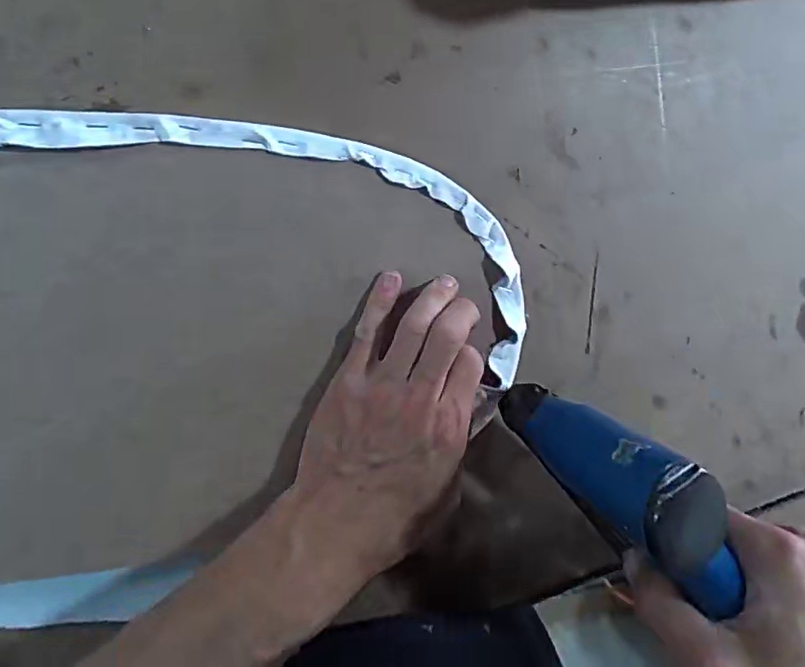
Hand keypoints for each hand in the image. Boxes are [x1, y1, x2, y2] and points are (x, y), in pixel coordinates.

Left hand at [287, 271, 484, 581]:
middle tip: (463, 301)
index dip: (473, 350)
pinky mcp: (348, 380)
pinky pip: (368, 333)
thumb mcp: (446, 493)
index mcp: (448, 425)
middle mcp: (420, 397)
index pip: (470, 364)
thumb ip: (461, 446)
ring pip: (413, 326)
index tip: (467, 351)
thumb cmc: (394, 519)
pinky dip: (380, 302)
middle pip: (448, 335)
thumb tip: (469, 408)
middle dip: (461, 310)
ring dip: (432, 297)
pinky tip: (391, 279)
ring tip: (443, 283)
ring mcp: (382, 384)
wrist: (331, 526)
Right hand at [626, 511, 804, 666]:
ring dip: (742, 599)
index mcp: (779, 545)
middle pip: (731, 546)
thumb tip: (635, 560)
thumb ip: (661, 605)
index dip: (684, 555)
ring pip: (758, 568)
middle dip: (715, 584)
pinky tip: (776, 652)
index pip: (704, 519)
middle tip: (720, 633)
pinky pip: (788, 586)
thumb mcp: (710, 660)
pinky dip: (772, 610)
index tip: (680, 589)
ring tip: (750, 649)